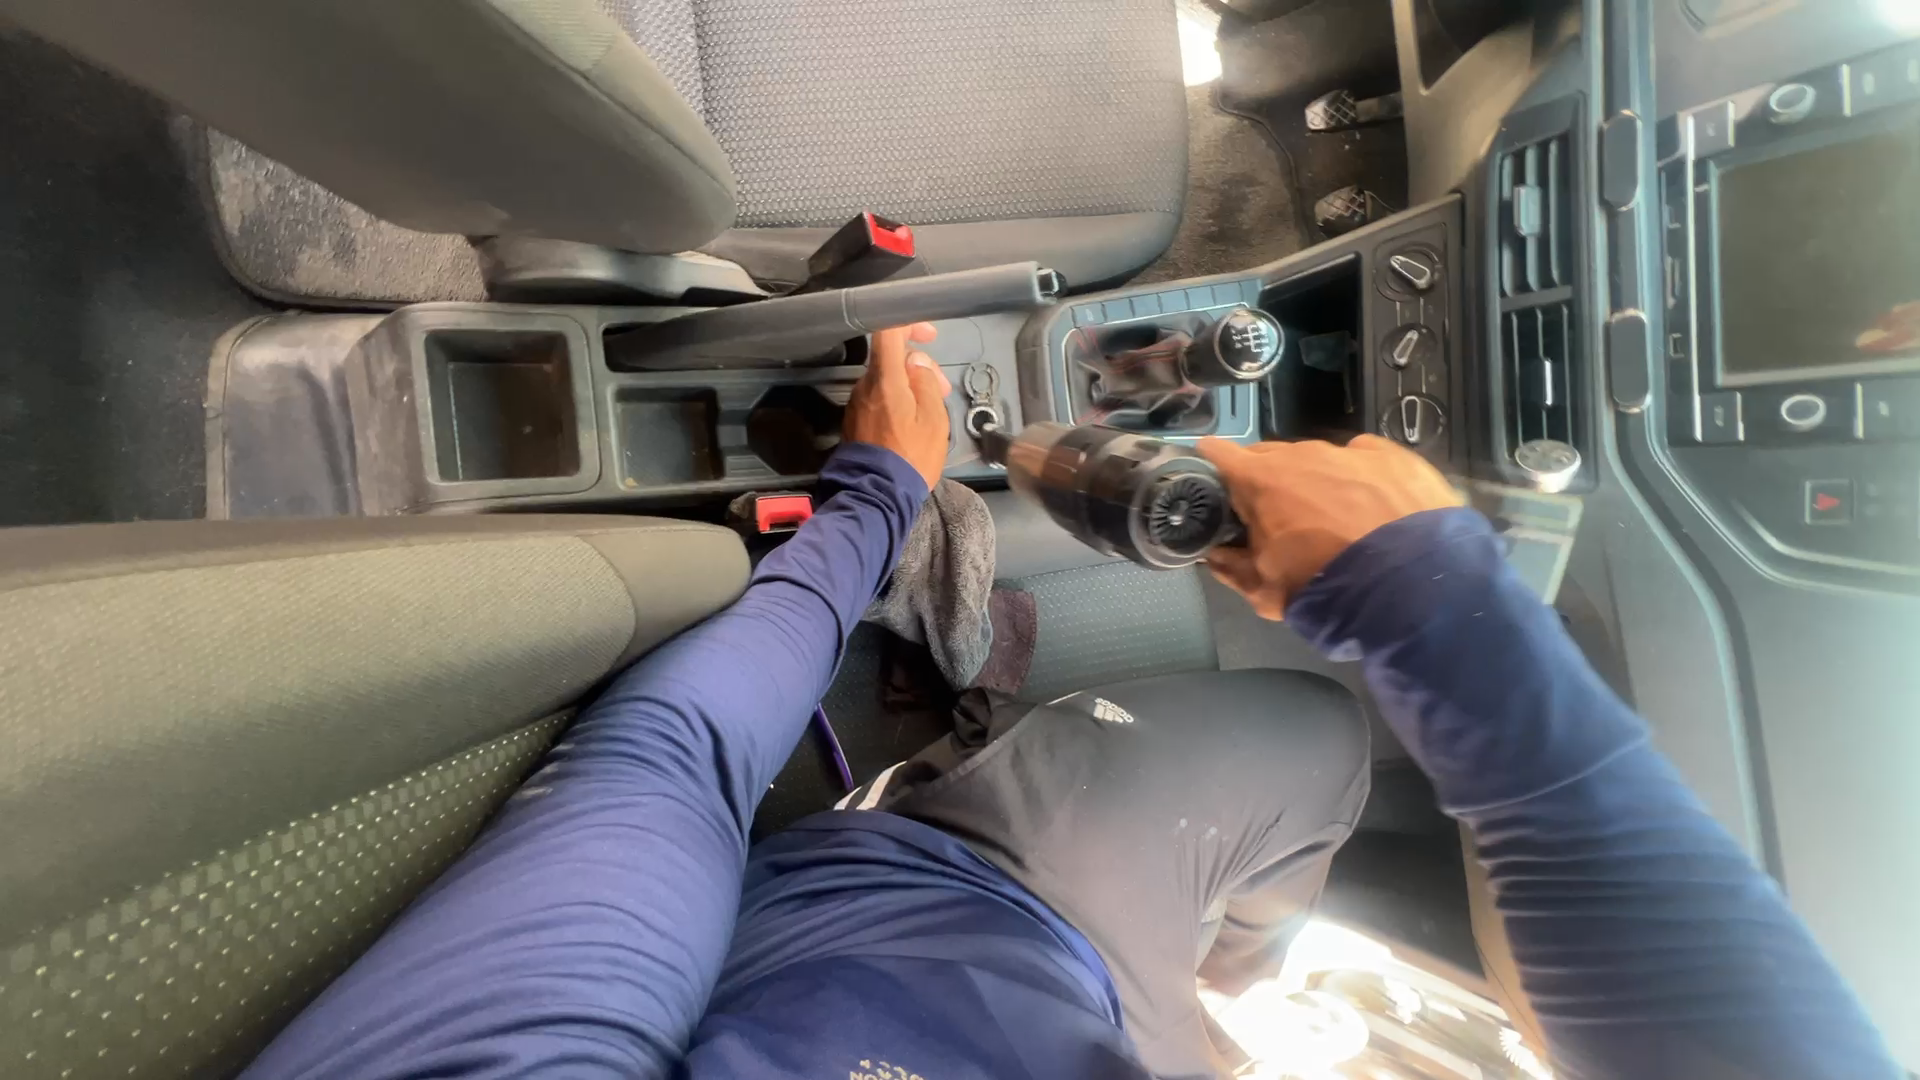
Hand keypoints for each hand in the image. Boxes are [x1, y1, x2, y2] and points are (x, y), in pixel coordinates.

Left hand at [843, 322, 950, 490]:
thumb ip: (925, 383)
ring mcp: (857, 404)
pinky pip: (878, 400)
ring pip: (886, 381)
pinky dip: (896, 403)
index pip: (888, 332)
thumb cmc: (912, 457)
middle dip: (918, 367)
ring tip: (930, 412)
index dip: (909, 323)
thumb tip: (916, 363)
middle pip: (890, 359)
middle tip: (940, 390)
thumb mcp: (934, 420)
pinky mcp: (854, 422)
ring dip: (909, 387)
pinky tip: (911, 425)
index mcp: (885, 380)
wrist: (877, 495)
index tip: (928, 335)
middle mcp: (865, 386)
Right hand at [1197, 434, 1463, 618]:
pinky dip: (1356, 476)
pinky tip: (1370, 504)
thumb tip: (1213, 554)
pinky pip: (1361, 458)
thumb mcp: (1263, 590)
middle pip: (1267, 455)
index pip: (1216, 452)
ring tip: (1329, 514)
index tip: (1210, 481)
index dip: (1209, 464)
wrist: (1412, 585)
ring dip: (1311, 479)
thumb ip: (1229, 568)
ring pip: (1315, 457)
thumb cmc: (1321, 584)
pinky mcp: (1392, 455)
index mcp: (1259, 479)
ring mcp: (1348, 450)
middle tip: (1272, 514)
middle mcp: (1300, 453)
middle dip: (1262, 479)